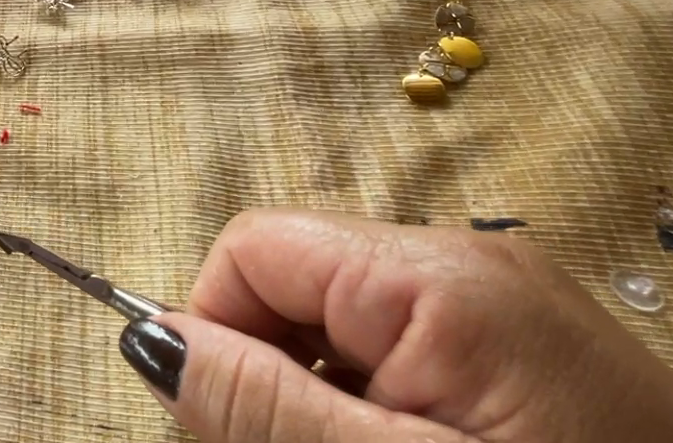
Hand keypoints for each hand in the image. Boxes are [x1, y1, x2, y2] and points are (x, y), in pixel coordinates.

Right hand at [117, 209, 672, 441]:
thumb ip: (265, 406)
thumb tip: (146, 338)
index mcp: (438, 275)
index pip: (251, 248)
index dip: (221, 331)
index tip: (239, 425)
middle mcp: (468, 258)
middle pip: (292, 278)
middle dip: (272, 369)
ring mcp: (505, 298)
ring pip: (337, 318)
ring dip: (319, 391)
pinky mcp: (526, 339)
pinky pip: (398, 342)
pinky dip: (375, 399)